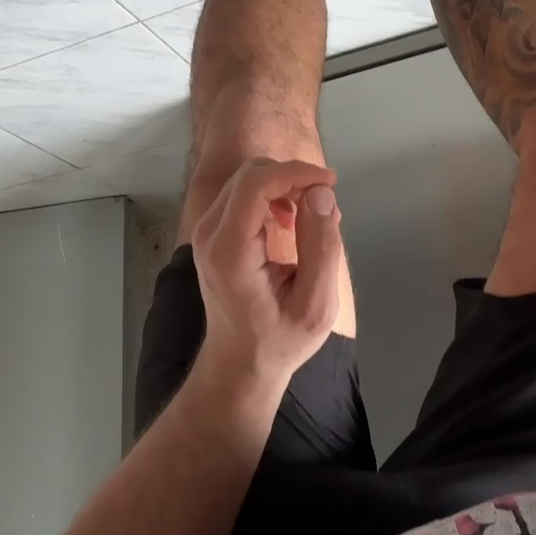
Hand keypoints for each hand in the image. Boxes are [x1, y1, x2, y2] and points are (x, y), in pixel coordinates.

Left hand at [189, 159, 344, 394]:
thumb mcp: (316, 305)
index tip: (330, 182)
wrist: (239, 362)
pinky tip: (289, 220)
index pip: (255, 184)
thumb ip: (321, 248)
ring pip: (246, 179)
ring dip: (283, 184)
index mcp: (230, 252)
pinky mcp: (211, 231)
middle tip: (325, 203)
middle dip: (292, 176)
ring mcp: (205, 231)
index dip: (295, 172)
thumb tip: (321, 194)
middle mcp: (209, 234)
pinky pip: (242, 193)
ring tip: (311, 217)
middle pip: (249, 174)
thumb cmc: (280, 340)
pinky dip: (271, 194)